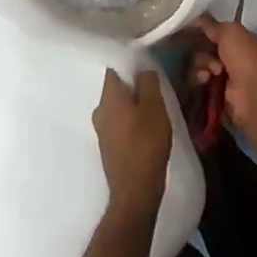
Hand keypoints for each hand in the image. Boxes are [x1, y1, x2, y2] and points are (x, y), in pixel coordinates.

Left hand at [91, 69, 172, 217]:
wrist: (135, 191)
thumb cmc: (146, 143)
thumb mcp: (155, 106)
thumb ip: (148, 81)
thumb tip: (142, 70)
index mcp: (108, 96)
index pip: (115, 68)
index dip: (131, 64)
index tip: (148, 68)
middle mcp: (99, 109)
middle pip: (117, 88)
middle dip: (135, 87)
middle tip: (156, 92)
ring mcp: (101, 130)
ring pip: (119, 106)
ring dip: (134, 105)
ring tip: (155, 112)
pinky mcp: (107, 146)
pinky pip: (119, 123)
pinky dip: (131, 122)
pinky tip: (147, 131)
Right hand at [191, 18, 256, 134]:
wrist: (251, 95)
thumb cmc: (245, 59)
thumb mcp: (231, 32)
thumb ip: (213, 25)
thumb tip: (200, 17)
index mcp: (238, 39)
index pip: (214, 31)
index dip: (202, 29)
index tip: (190, 28)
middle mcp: (229, 55)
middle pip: (203, 46)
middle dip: (203, 50)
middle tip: (211, 56)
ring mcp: (221, 73)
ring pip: (198, 62)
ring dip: (202, 64)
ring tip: (211, 73)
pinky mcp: (212, 89)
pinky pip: (197, 79)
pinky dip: (199, 78)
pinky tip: (206, 80)